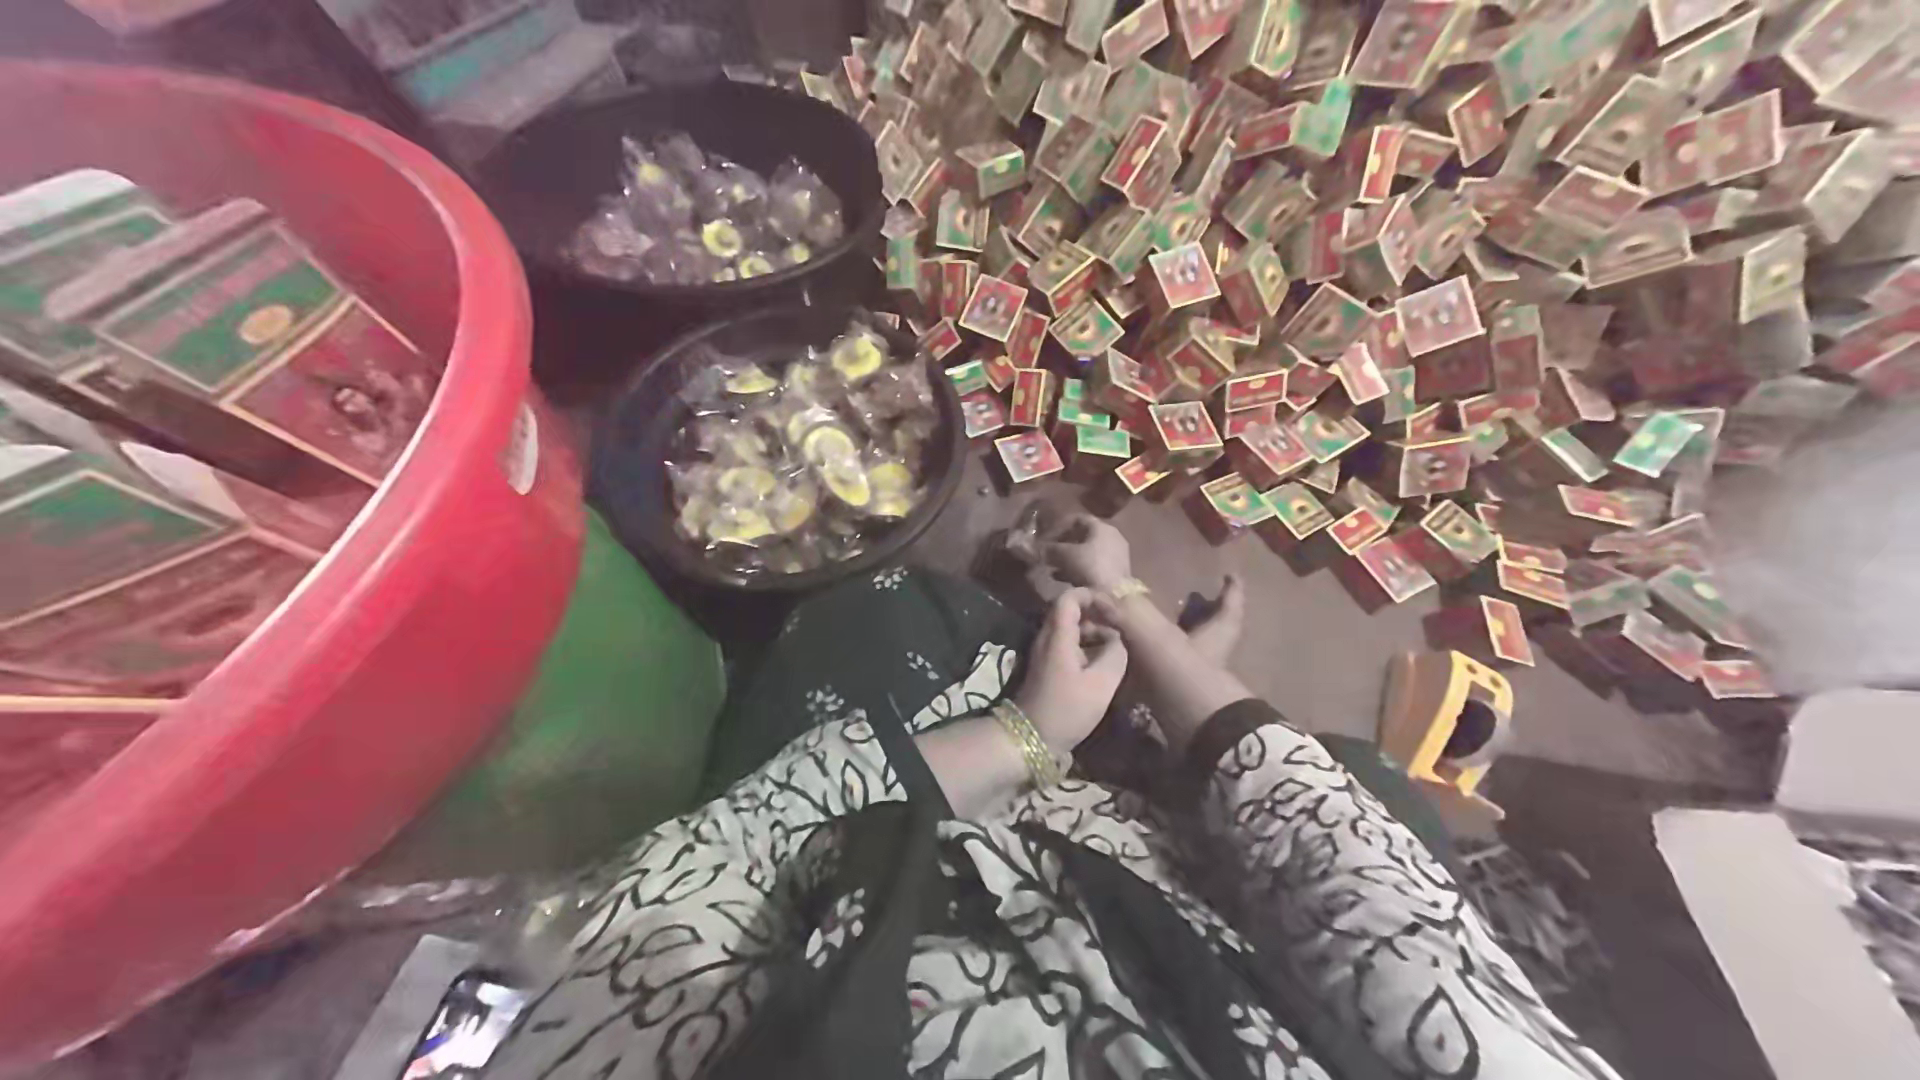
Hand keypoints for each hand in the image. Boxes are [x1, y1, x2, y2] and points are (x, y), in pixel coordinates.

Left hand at [1014, 588, 1127, 753]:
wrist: (1031, 737)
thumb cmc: (1067, 709)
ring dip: (1094, 632)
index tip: (1115, 610)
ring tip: (1119, 646)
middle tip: (1122, 627)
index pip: (1069, 598)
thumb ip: (1114, 654)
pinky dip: (1087, 646)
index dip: (1093, 596)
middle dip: (1097, 613)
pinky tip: (1105, 661)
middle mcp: (1048, 638)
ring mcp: (1046, 652)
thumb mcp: (1101, 683)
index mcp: (1058, 636)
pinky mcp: (1048, 667)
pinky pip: (1069, 645)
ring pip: (1071, 629)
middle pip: (1071, 611)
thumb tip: (1117, 639)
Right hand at [1041, 514, 1132, 593]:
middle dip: (1065, 545)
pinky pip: (1094, 565)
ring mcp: (1117, 554)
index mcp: (1101, 527)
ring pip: (1088, 552)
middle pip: (1084, 536)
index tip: (1047, 538)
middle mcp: (1112, 536)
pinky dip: (1079, 569)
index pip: (1078, 520)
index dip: (1060, 527)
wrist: (1114, 595)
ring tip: (1054, 568)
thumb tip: (1038, 548)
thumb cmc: (1089, 567)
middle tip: (1050, 553)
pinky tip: (1064, 579)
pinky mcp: (1117, 571)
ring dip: (1070, 559)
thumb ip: (1050, 549)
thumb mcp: (1064, 555)